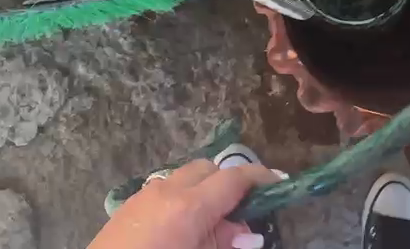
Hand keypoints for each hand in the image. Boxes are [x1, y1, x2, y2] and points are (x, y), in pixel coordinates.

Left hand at [88, 159, 280, 248]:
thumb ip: (223, 243)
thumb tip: (247, 235)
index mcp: (189, 206)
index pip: (233, 178)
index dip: (259, 177)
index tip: (280, 182)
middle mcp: (168, 189)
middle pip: (208, 169)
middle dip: (228, 185)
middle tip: (242, 218)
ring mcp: (146, 193)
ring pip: (186, 177)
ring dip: (205, 192)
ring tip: (212, 228)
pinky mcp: (129, 205)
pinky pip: (166, 190)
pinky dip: (183, 199)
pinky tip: (183, 231)